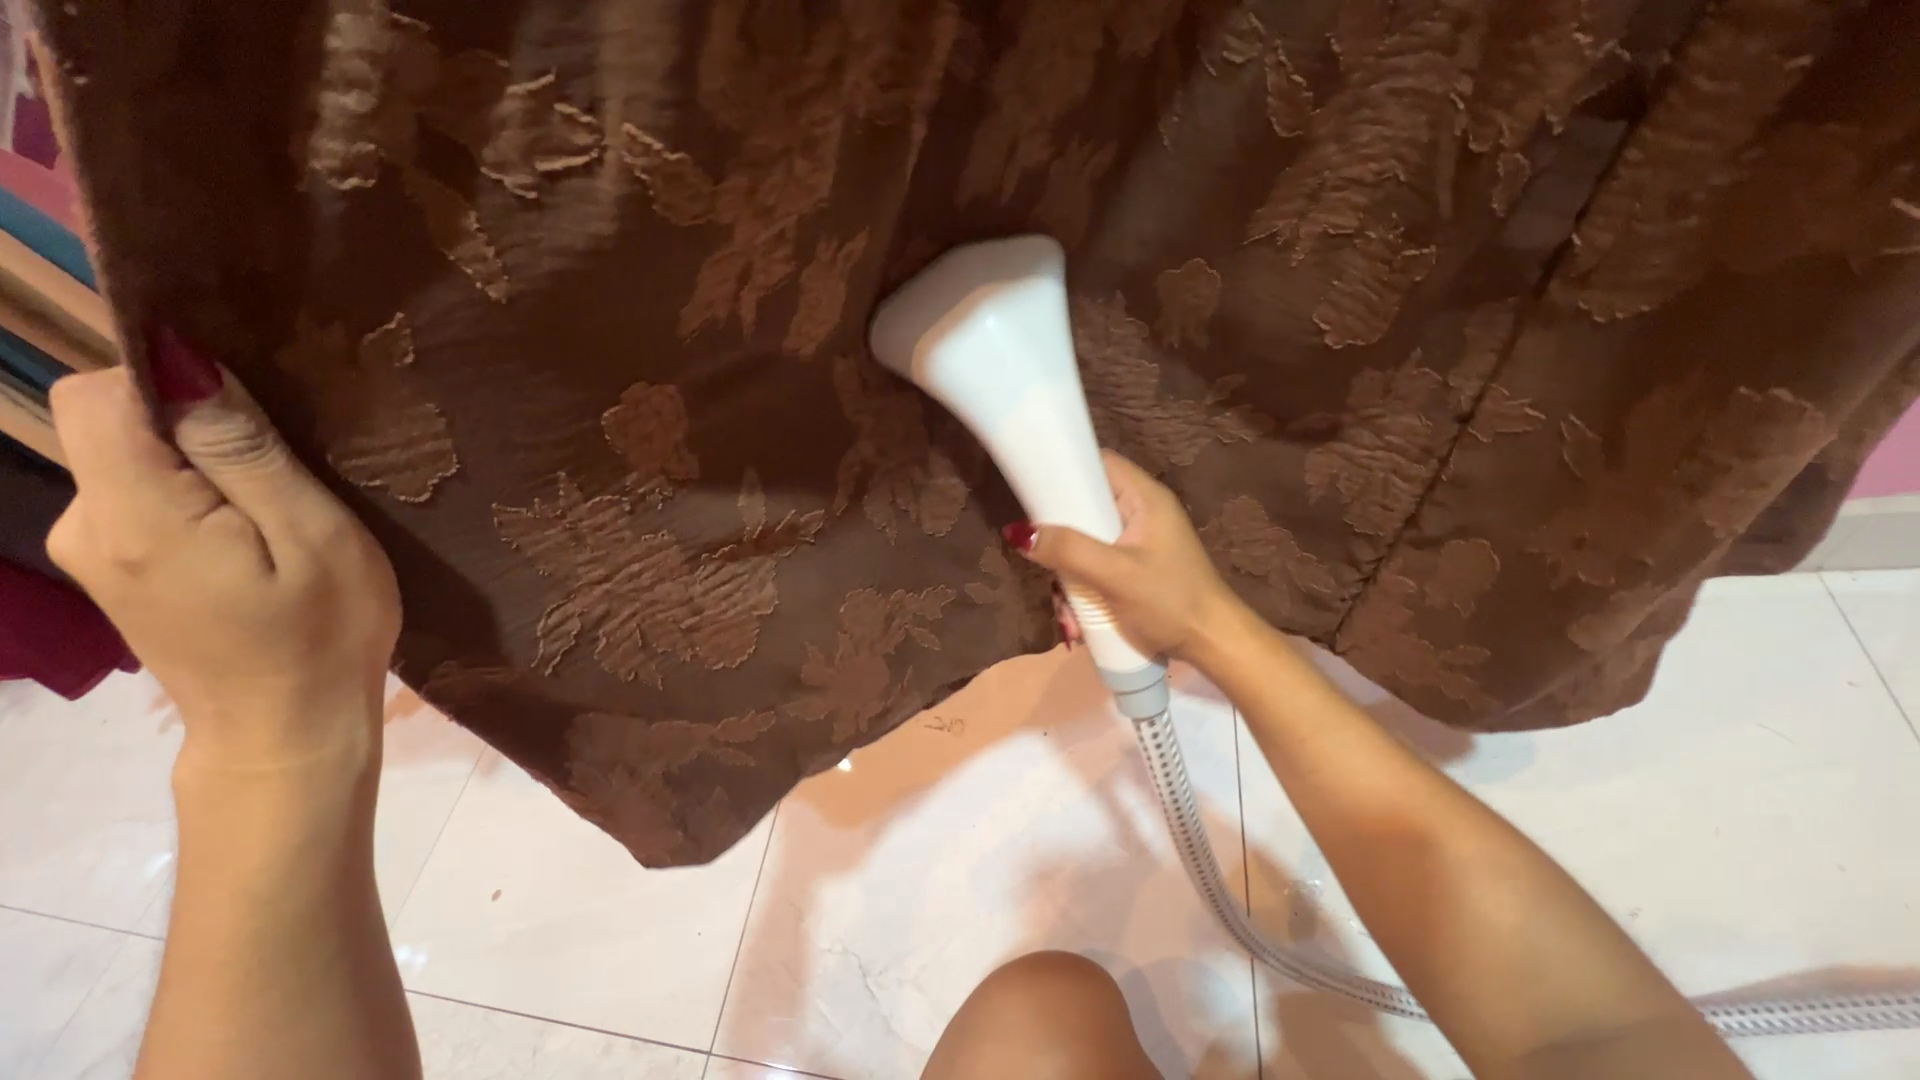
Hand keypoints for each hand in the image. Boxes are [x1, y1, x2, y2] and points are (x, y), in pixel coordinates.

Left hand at [46, 329, 399, 770]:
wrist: (289, 729)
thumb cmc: (323, 635)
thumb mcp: (313, 537)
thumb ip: (244, 453)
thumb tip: (183, 363)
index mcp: (136, 515)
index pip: (103, 395)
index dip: (170, 378)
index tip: (253, 409)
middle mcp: (87, 524)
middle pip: (115, 425)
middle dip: (197, 424)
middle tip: (291, 472)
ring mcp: (94, 550)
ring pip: (132, 459)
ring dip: (203, 462)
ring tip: (282, 508)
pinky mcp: (116, 568)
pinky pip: (142, 496)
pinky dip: (195, 494)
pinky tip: (255, 534)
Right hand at [1011, 451, 1248, 664]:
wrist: (1213, 647)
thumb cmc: (1171, 602)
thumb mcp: (1115, 575)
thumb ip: (1069, 551)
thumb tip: (1018, 531)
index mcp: (1144, 498)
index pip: (1098, 463)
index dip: (1064, 470)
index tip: (1031, 492)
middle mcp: (1139, 514)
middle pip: (1083, 509)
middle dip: (1059, 544)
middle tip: (1046, 569)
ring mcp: (1136, 545)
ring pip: (1083, 546)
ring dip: (1067, 579)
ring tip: (1067, 615)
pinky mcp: (1132, 571)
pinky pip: (1093, 570)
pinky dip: (1082, 593)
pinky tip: (1078, 624)